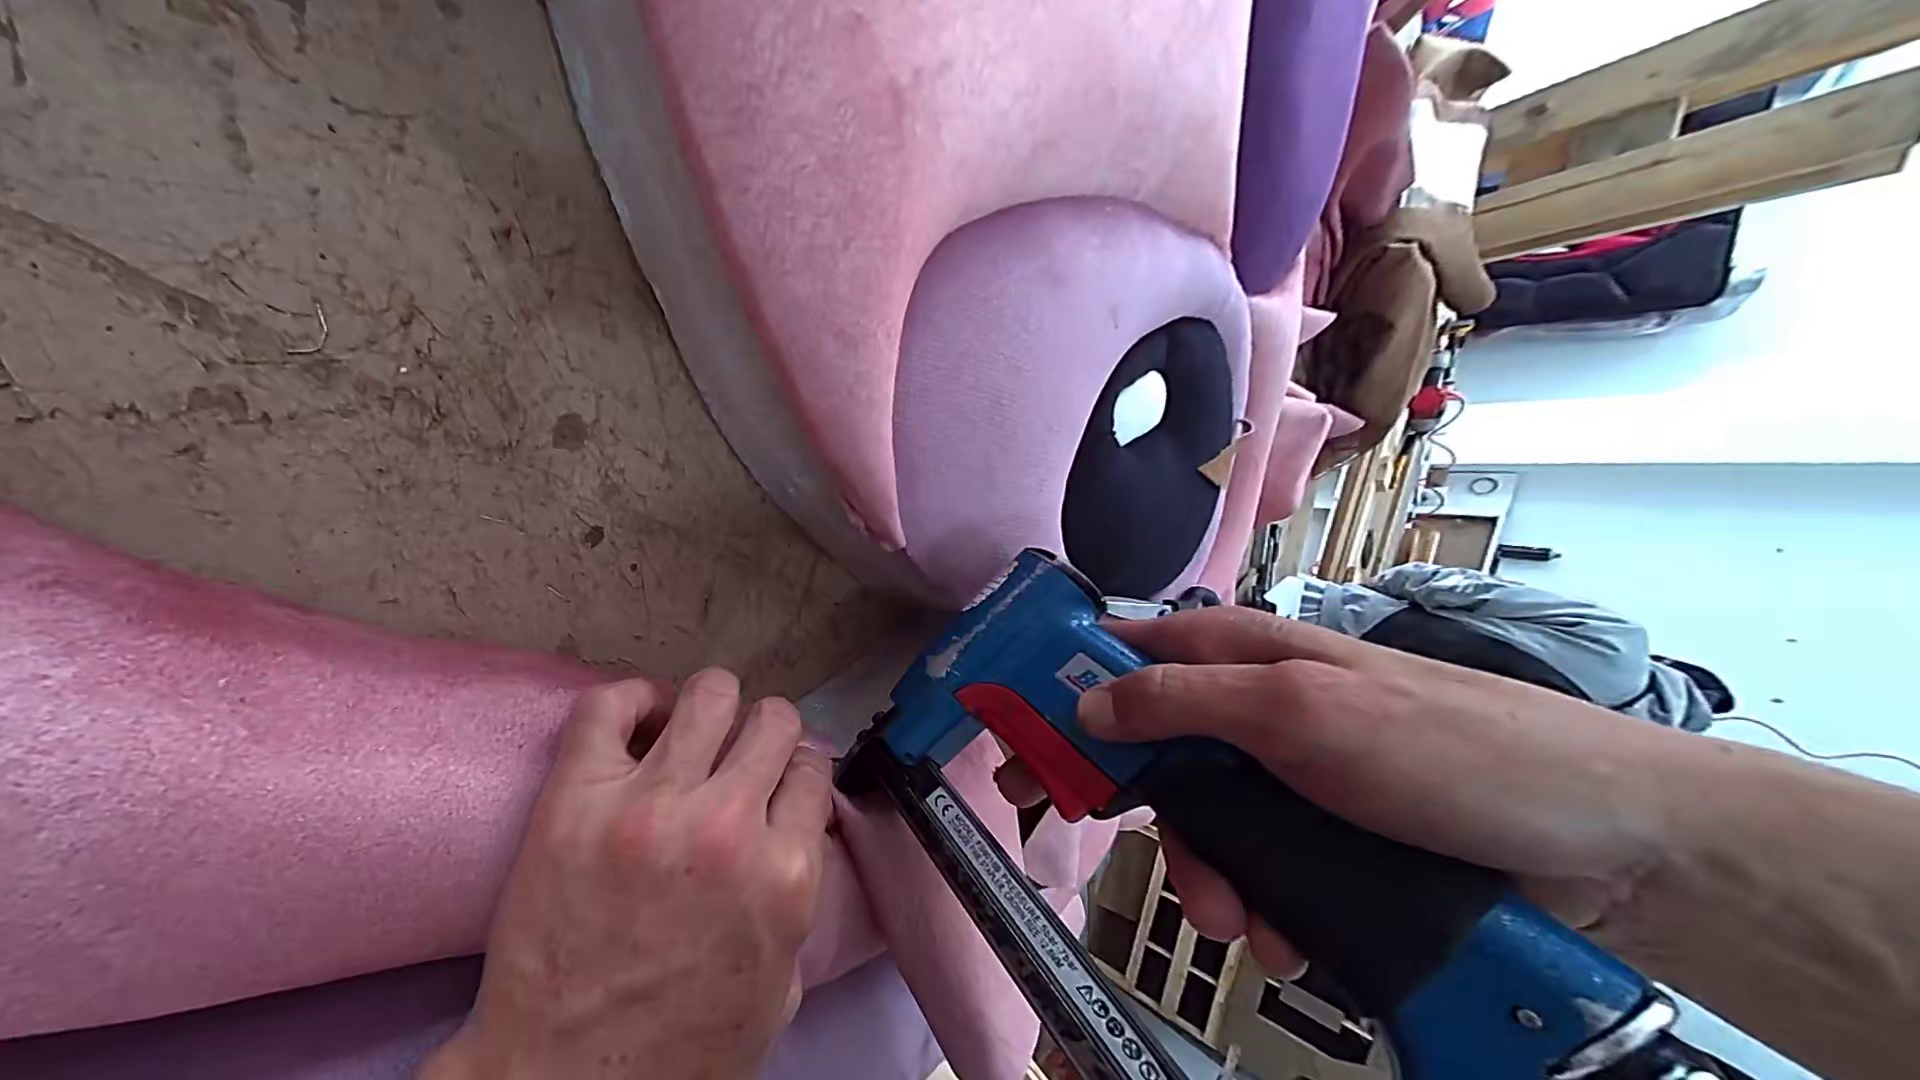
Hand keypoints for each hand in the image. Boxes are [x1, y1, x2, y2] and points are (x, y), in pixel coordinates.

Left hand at [423, 670, 832, 1079]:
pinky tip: (641, 722)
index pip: (813, 766)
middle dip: (765, 732)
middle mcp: (728, 827)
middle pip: (773, 719)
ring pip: (709, 694)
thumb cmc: (689, 1045)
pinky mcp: (574, 803)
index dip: (798, 768)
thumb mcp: (785, 973)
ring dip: (712, 707)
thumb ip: (804, 883)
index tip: (780, 776)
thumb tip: (803, 812)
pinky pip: (609, 705)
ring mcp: (650, 809)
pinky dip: (632, 700)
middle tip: (739, 756)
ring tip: (693, 734)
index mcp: (786, 871)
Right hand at [998, 607, 1688, 976]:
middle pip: (1149, 746)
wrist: (1600, 843)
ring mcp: (1282, 771)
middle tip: (1085, 841)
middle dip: (1132, 805)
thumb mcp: (1299, 710)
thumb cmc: (1442, 748)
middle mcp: (1249, 704)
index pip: (1122, 654)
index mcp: (1237, 654)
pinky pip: (1255, 866)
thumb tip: (1089, 702)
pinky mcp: (1315, 831)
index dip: (1064, 686)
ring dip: (1205, 874)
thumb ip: (1185, 701)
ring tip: (1240, 922)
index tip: (1015, 733)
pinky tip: (1284, 933)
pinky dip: (1258, 903)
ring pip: (1200, 819)